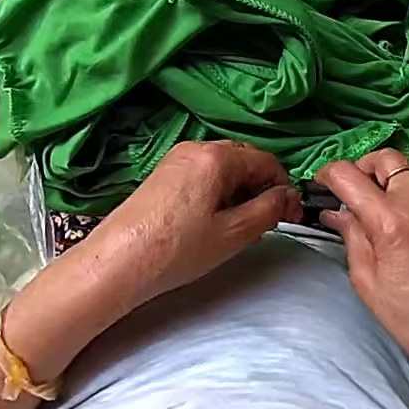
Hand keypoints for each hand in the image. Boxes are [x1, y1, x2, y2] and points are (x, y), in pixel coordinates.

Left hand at [73, 140, 301, 309]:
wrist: (118, 261)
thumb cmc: (178, 248)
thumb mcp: (233, 234)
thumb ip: (269, 209)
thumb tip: (289, 196)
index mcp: (217, 156)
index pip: (267, 161)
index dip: (284, 188)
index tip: (291, 216)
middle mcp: (197, 148)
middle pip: (245, 160)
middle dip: (261, 188)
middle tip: (266, 224)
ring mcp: (176, 158)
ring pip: (224, 168)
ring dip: (240, 191)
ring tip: (238, 226)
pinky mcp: (163, 173)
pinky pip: (203, 174)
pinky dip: (218, 192)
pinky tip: (213, 220)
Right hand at [314, 148, 408, 389]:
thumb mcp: (365, 279)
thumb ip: (350, 235)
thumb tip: (335, 211)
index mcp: (389, 222)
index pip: (347, 175)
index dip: (328, 175)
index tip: (325, 185)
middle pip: (384, 159)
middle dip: (364, 169)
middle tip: (358, 193)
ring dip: (394, 181)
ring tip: (391, 206)